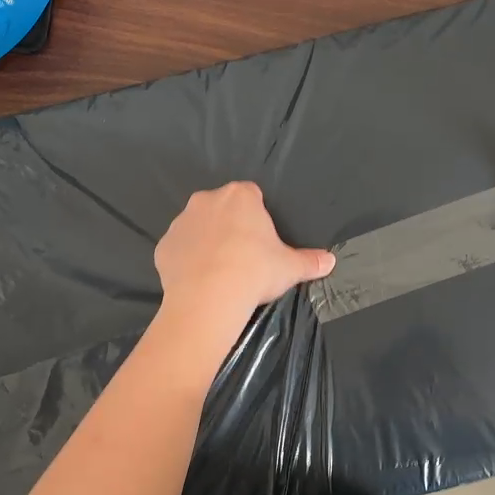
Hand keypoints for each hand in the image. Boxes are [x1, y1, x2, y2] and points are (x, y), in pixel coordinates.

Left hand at [154, 181, 335, 318]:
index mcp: (240, 197)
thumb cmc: (254, 273)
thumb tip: (331, 261)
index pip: (252, 196)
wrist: (209, 298)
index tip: (262, 241)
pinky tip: (199, 281)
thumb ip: (310, 261)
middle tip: (242, 257)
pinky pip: (179, 250)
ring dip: (207, 242)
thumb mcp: (290, 268)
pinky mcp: (164, 246)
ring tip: (219, 272)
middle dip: (230, 226)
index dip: (258, 218)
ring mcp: (181, 222)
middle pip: (222, 208)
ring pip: (197, 227)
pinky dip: (187, 261)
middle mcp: (207, 201)